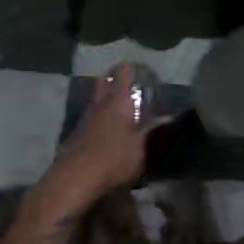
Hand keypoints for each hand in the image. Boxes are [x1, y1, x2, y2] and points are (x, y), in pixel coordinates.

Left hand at [33, 64, 152, 213]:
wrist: (74, 179)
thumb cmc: (113, 159)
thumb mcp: (141, 148)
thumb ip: (153, 131)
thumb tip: (169, 117)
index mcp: (117, 102)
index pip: (122, 75)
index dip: (129, 67)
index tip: (135, 63)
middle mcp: (99, 105)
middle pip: (102, 83)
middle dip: (112, 77)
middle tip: (123, 78)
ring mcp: (84, 120)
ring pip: (94, 100)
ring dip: (103, 97)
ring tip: (115, 102)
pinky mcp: (75, 135)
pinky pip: (89, 118)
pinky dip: (97, 116)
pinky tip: (103, 127)